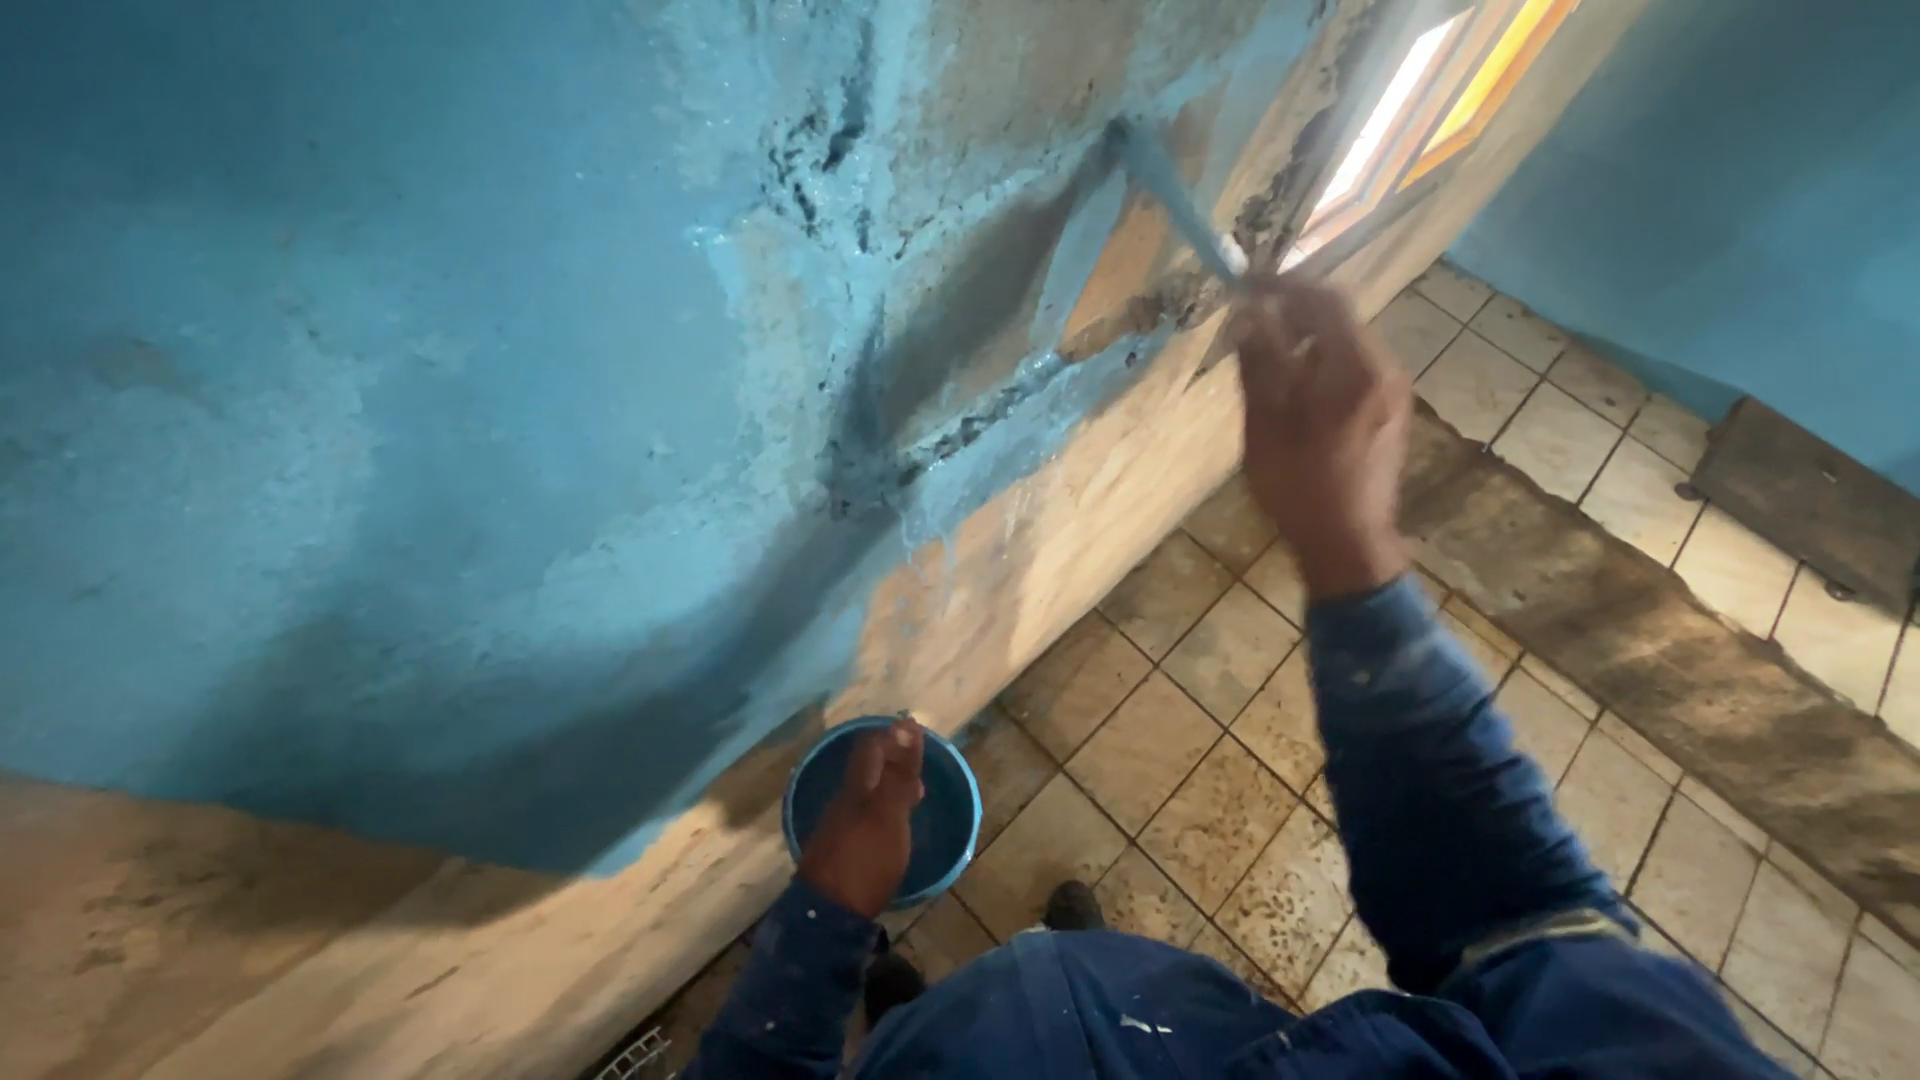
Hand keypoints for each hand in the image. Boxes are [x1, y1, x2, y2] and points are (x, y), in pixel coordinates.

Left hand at [797, 715, 925, 918]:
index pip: (871, 748)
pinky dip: (880, 812)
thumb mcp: (889, 813)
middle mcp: (843, 802)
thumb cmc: (865, 859)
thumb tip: (906, 723)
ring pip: (864, 795)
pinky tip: (890, 828)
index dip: (891, 736)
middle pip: (866, 771)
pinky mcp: (838, 852)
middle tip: (917, 765)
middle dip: (891, 761)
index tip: (914, 731)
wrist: (826, 916)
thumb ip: (899, 772)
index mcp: (857, 789)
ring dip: (887, 788)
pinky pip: (861, 817)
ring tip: (912, 796)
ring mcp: (837, 827)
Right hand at [1229, 274, 1412, 599]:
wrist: (1347, 542)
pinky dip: (1318, 363)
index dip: (1282, 283)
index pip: (1324, 299)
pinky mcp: (1386, 413)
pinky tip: (1291, 388)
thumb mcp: (1267, 424)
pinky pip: (1351, 369)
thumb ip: (1259, 364)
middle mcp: (1383, 369)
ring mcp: (1390, 392)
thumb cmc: (1299, 485)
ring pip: (1344, 344)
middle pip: (1337, 319)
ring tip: (1261, 353)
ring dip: (1303, 338)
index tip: (1243, 282)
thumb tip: (1247, 315)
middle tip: (1247, 317)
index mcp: (1355, 367)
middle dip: (1290, 311)